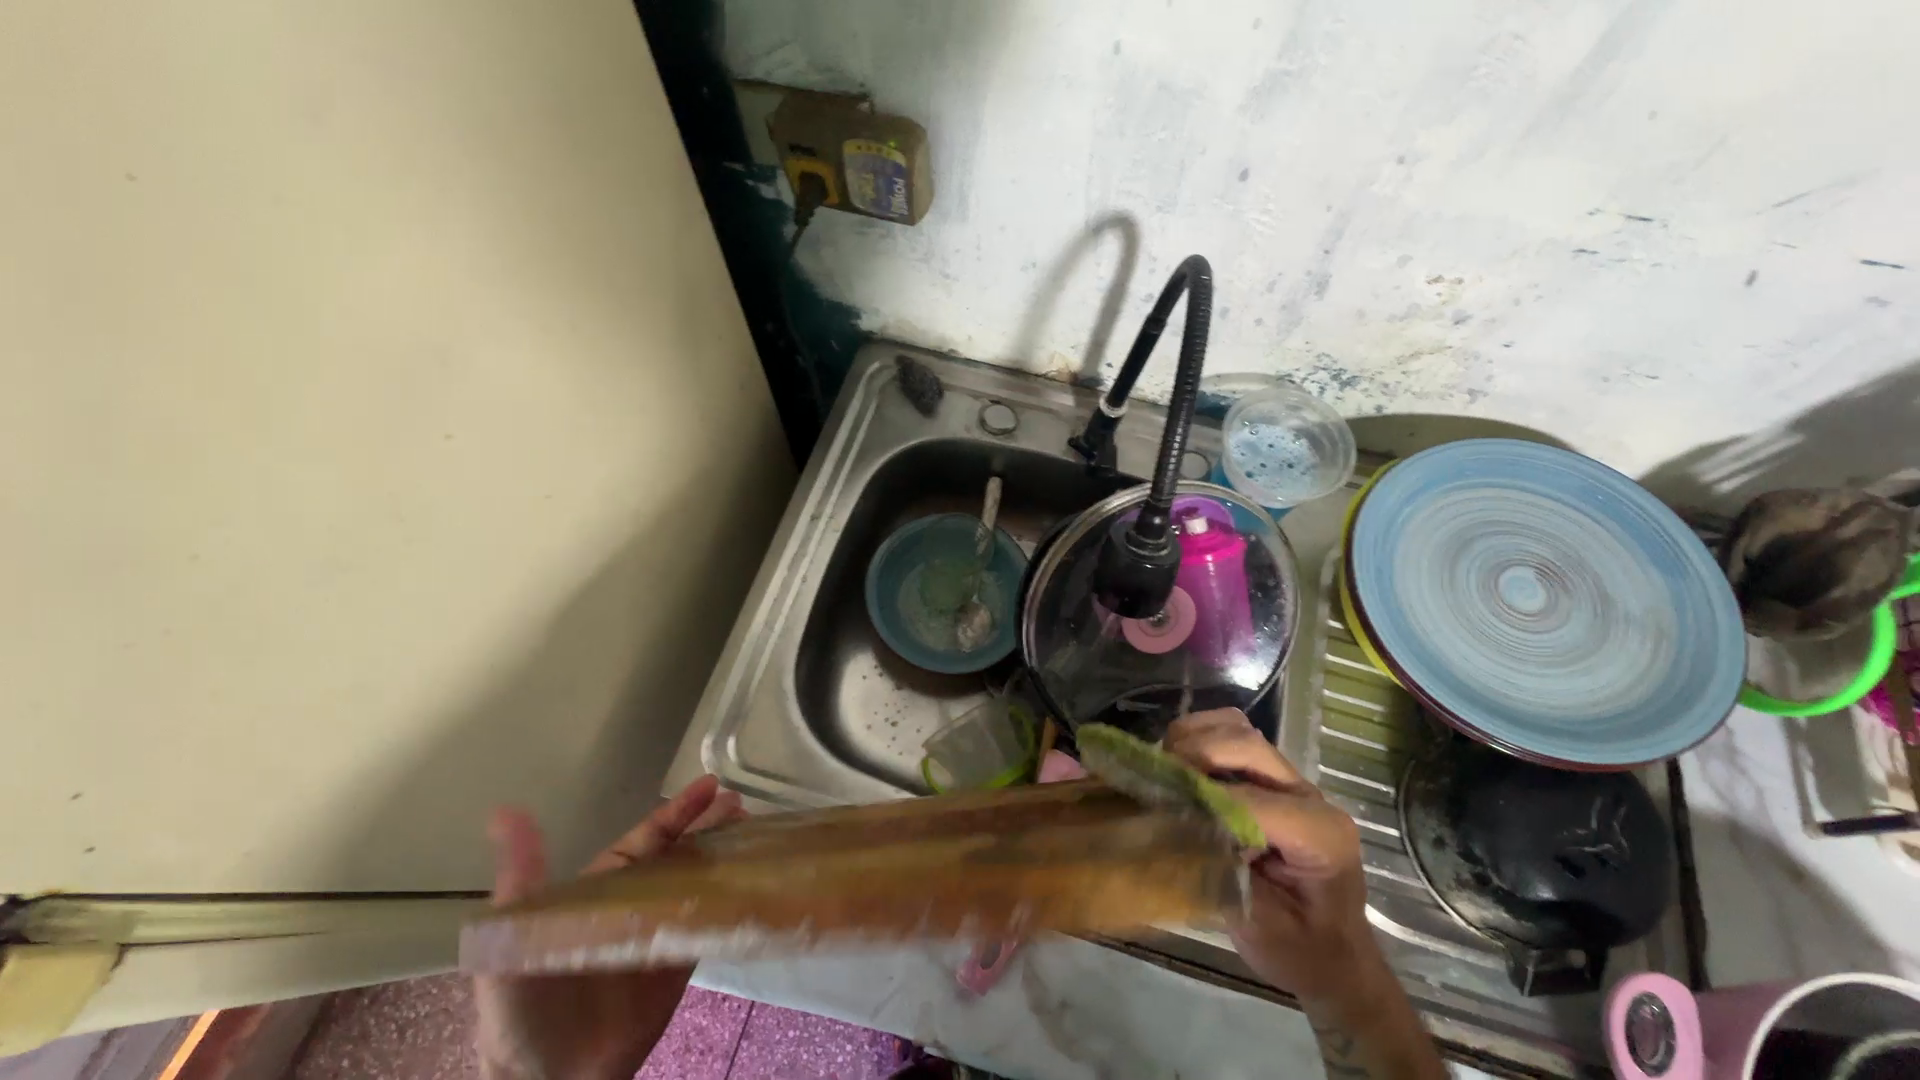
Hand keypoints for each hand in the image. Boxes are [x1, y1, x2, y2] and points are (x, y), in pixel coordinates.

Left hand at [475, 775, 745, 1079]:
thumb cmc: (522, 1005)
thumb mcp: (514, 933)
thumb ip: (523, 873)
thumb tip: (504, 811)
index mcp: (602, 888)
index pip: (648, 839)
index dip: (678, 812)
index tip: (711, 786)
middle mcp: (636, 903)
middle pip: (682, 855)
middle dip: (712, 828)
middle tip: (745, 806)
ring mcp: (660, 934)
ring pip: (702, 885)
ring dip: (728, 858)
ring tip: (761, 834)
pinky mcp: (678, 969)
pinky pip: (711, 929)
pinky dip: (734, 905)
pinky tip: (757, 887)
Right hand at [1166, 710, 1446, 1078]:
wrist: (1333, 959)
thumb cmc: (1299, 951)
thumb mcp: (1259, 927)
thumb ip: (1223, 876)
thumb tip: (1172, 833)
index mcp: (1319, 834)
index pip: (1251, 799)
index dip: (1200, 798)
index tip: (1155, 807)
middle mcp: (1309, 798)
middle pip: (1246, 745)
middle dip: (1195, 754)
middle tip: (1156, 780)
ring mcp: (1292, 786)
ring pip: (1239, 731)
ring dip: (1195, 739)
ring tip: (1164, 768)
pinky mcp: (1272, 784)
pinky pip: (1234, 740)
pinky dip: (1200, 740)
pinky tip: (1177, 766)